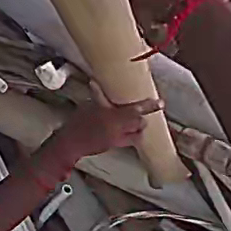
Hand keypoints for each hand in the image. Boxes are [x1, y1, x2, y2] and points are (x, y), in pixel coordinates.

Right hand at [42, 97, 163, 165]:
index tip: (160, 102)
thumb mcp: (87, 107)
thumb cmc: (77, 124)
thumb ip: (97, 98)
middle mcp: (118, 129)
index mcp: (113, 117)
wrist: (70, 144)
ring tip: (135, 123)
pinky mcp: (113, 146)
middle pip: (139, 123)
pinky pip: (127, 140)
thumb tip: (96, 84)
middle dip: (142, 118)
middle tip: (142, 113)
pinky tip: (120, 131)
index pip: (135, 110)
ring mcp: (117, 139)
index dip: (149, 105)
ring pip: (136, 134)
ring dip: (137, 128)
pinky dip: (128, 135)